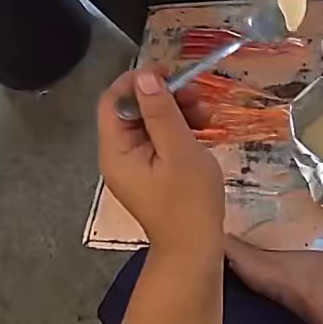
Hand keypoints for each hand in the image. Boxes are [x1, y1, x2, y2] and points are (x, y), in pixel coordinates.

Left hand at [98, 68, 224, 248]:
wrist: (195, 249)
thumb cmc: (189, 202)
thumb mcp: (180, 152)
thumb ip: (162, 113)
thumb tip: (146, 77)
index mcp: (116, 151)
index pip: (115, 101)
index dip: (139, 81)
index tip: (171, 73)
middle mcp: (119, 155)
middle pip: (135, 111)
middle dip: (166, 98)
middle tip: (199, 96)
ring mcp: (137, 166)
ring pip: (151, 125)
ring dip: (178, 113)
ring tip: (207, 115)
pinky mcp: (154, 173)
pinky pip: (162, 142)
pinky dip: (181, 131)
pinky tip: (204, 130)